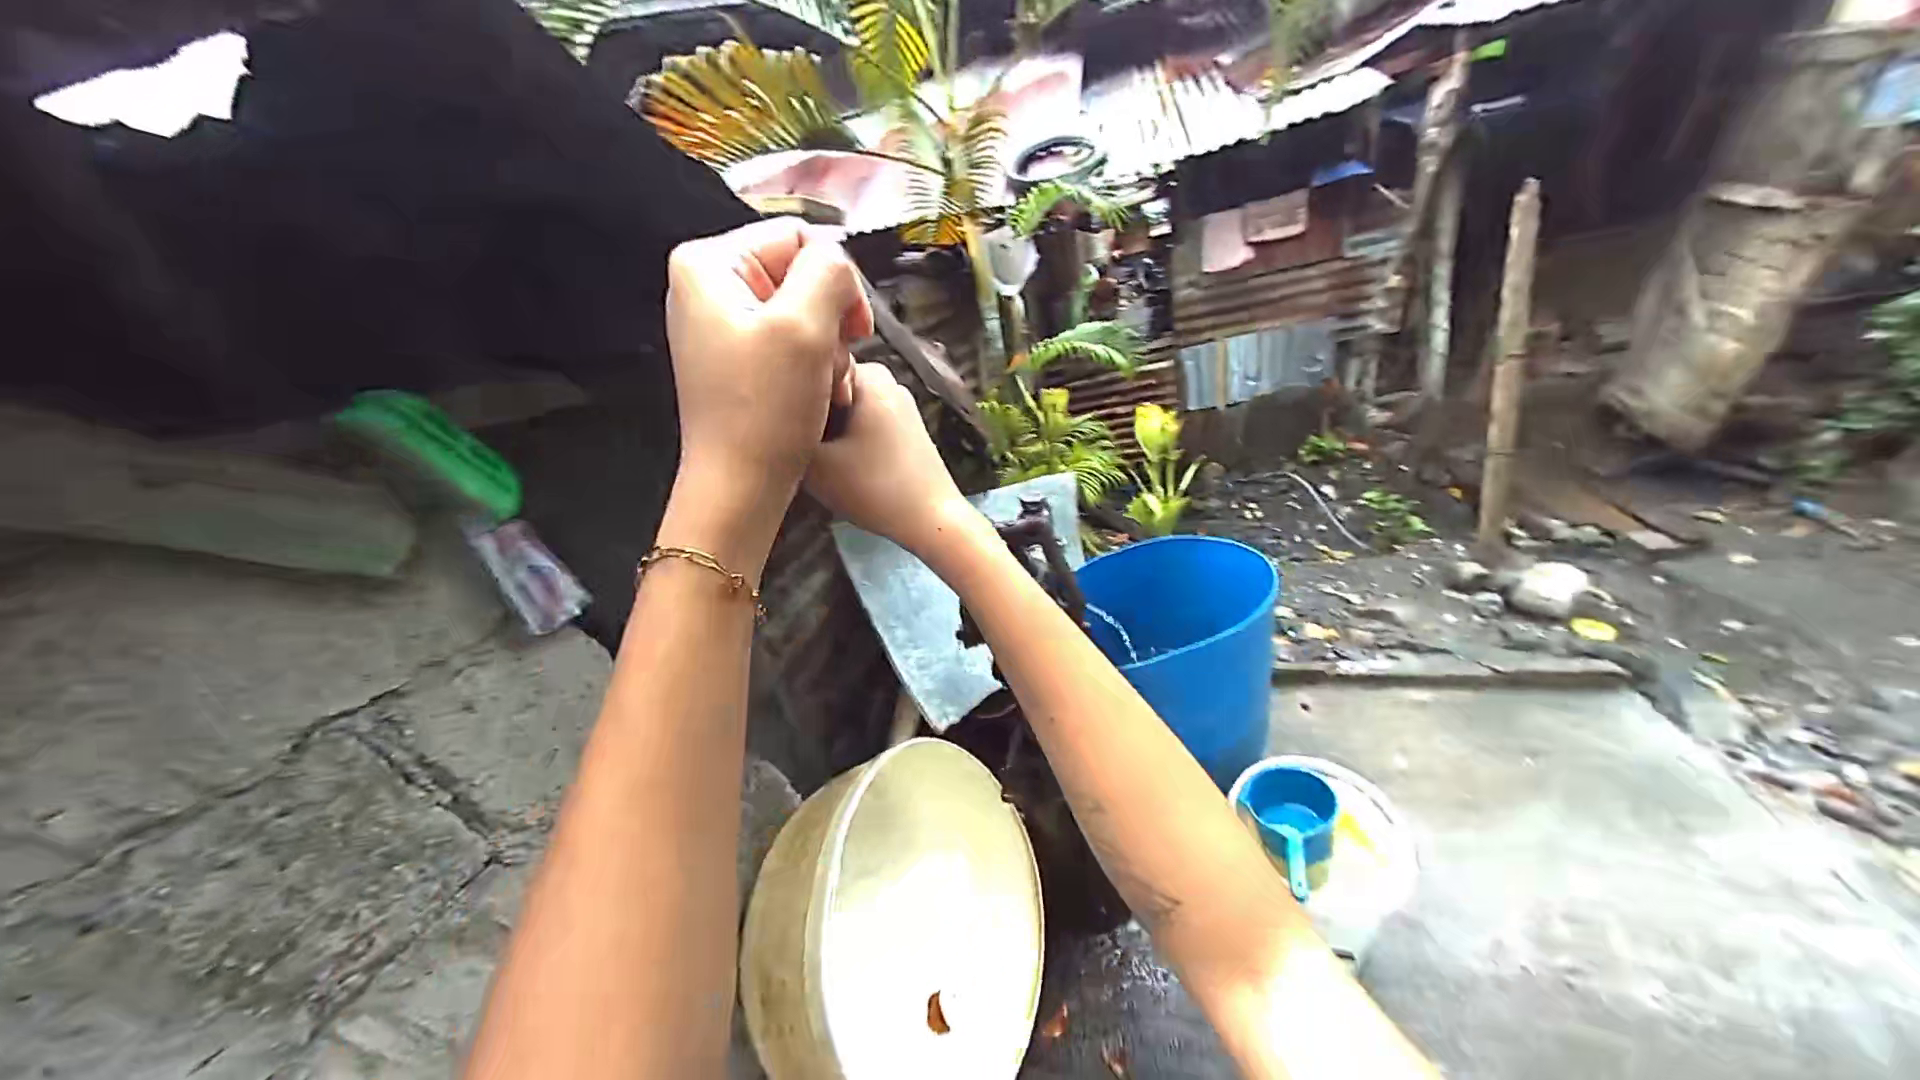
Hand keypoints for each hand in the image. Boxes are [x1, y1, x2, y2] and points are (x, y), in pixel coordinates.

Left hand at [661, 219, 872, 570]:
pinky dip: (814, 367)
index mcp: (709, 265)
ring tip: (826, 386)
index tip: (856, 329)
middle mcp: (709, 289)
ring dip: (828, 349)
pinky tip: (817, 394)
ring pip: (803, 313)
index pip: (798, 236)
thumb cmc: (766, 410)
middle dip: (832, 320)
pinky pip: (791, 344)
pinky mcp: (740, 361)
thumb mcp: (806, 327)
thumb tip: (839, 265)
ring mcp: (724, 328)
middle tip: (835, 362)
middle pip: (801, 274)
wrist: (741, 486)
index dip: (838, 278)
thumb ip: (830, 272)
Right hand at [805, 363, 981, 558]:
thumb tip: (771, 419)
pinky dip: (853, 436)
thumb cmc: (874, 488)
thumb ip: (787, 435)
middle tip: (803, 446)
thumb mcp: (816, 465)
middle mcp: (888, 379)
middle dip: (814, 411)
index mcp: (869, 375)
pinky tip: (848, 463)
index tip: (788, 425)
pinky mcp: (908, 426)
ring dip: (832, 427)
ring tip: (823, 458)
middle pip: (831, 385)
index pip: (813, 366)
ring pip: (848, 405)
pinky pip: (867, 419)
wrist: (933, 519)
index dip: (794, 395)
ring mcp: (901, 402)